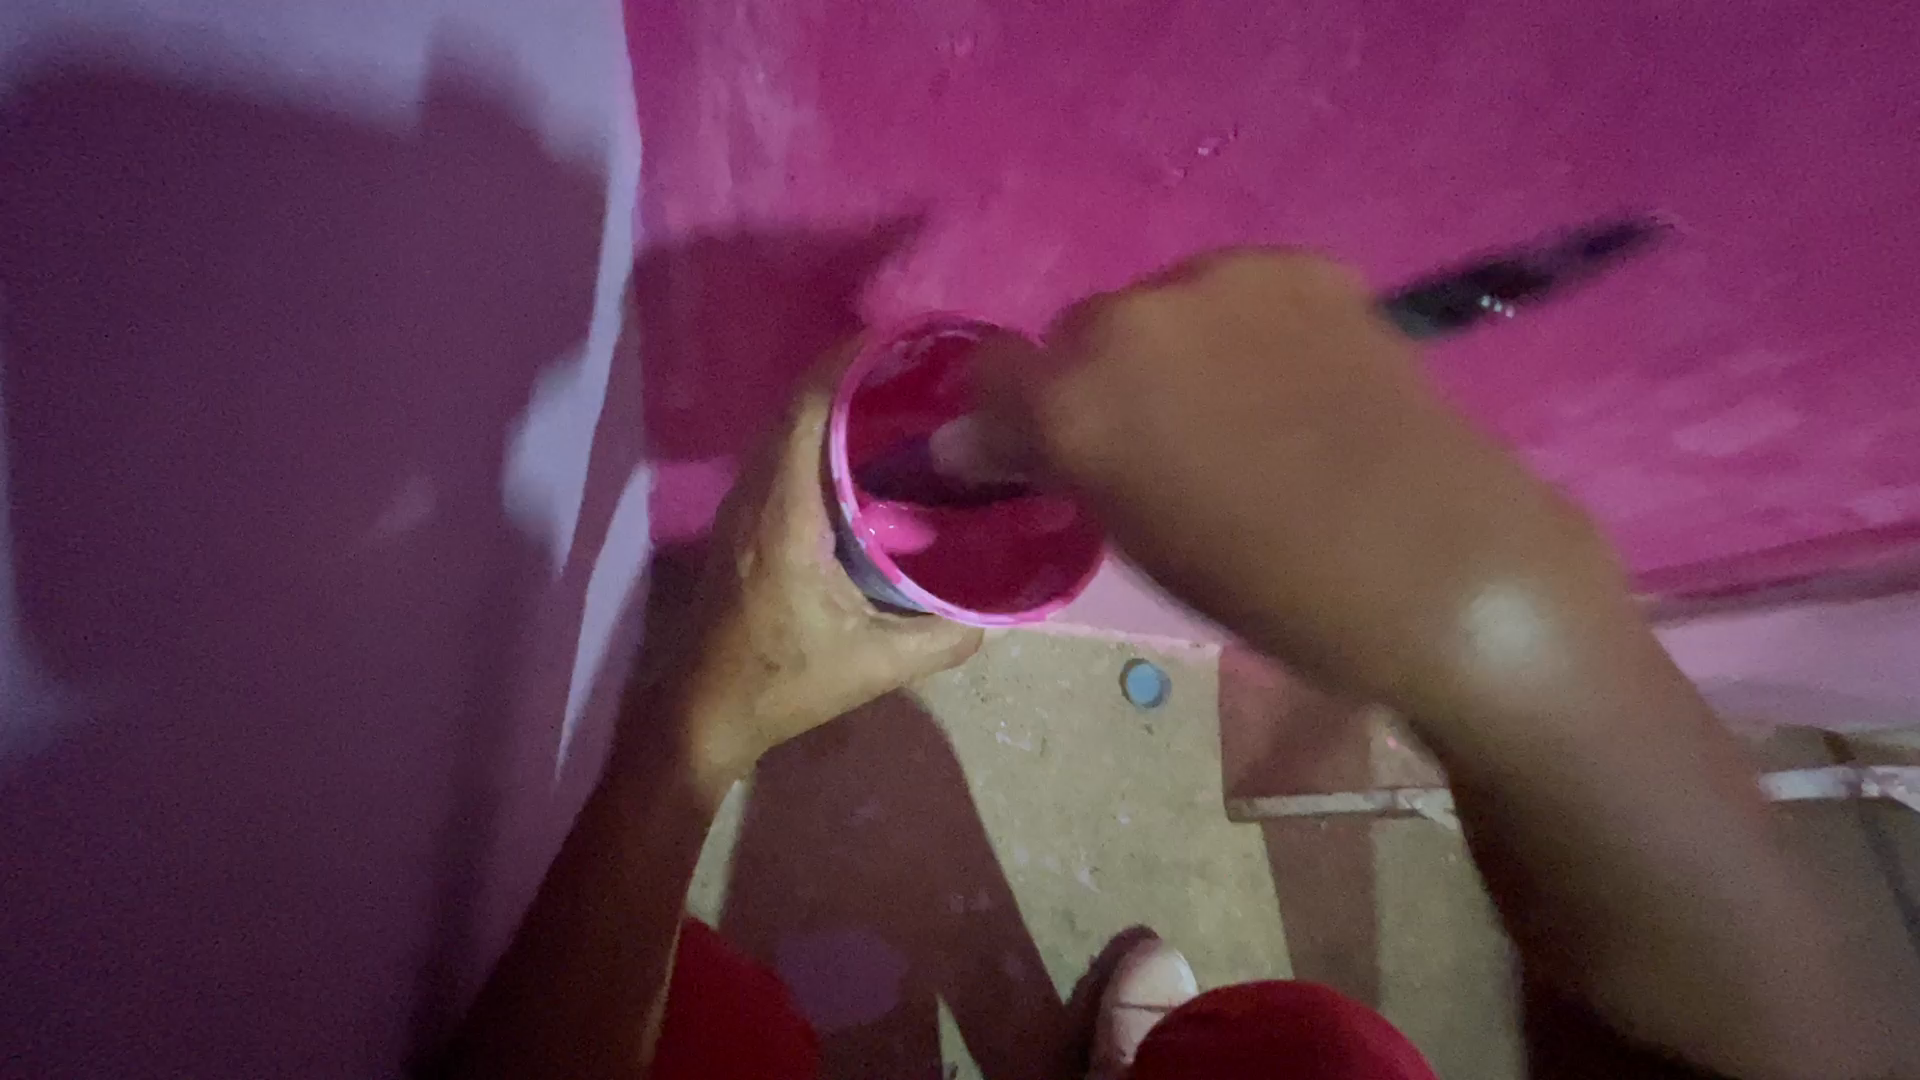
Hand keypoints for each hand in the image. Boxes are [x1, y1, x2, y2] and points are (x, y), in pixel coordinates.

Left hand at [651, 349, 983, 797]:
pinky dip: (816, 433)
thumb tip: (999, 612)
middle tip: (916, 368)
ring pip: (784, 429)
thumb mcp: (874, 666)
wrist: (702, 712)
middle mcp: (755, 497)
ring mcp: (741, 507)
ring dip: (832, 402)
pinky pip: (780, 455)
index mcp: (785, 517)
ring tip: (896, 397)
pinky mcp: (742, 522)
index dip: (846, 364)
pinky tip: (860, 452)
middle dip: (850, 374)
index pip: (806, 412)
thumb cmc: (782, 685)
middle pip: (795, 408)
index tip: (898, 340)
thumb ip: (943, 637)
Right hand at [1009, 251, 1638, 729]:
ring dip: (1156, 356)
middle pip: (1069, 337)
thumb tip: (982, 443)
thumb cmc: (1261, 588)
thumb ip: (1059, 468)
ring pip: (1147, 311)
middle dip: (1084, 387)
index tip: (1027, 452)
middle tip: (1141, 441)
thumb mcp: (1131, 540)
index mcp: (1074, 406)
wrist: (1432, 564)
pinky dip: (1227, 335)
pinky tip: (1279, 383)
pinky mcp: (1297, 267)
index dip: (999, 419)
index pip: (987, 378)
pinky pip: (1224, 296)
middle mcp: (1128, 322)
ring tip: (1222, 410)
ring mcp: (1218, 282)